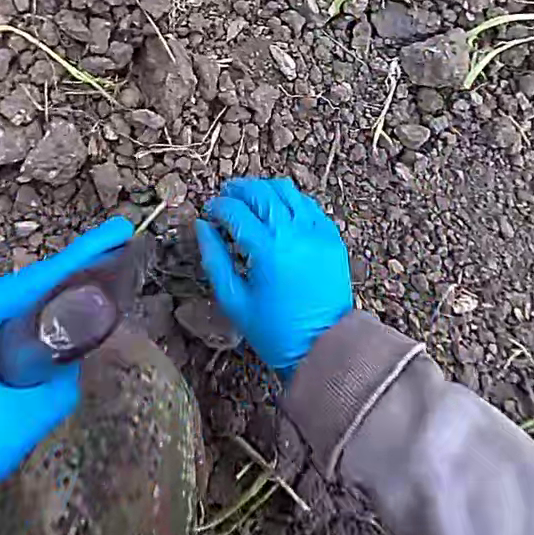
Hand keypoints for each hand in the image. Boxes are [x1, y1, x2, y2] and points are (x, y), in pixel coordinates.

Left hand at [0, 217, 133, 534]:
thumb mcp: (14, 425)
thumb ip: (61, 384)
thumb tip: (68, 365)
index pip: (46, 273)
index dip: (92, 250)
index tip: (125, 226)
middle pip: (29, 297)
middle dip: (64, 309)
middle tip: (99, 323)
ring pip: (7, 321)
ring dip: (33, 338)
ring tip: (44, 374)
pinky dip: (8, 349)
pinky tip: (12, 381)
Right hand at [195, 177, 353, 376]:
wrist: (324, 345)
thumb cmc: (277, 330)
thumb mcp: (235, 301)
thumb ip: (215, 260)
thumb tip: (202, 227)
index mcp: (267, 248)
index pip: (236, 210)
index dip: (218, 206)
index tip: (209, 210)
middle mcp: (293, 231)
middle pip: (261, 192)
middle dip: (239, 189)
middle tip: (226, 196)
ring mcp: (316, 231)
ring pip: (287, 191)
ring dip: (265, 189)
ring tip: (251, 199)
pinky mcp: (331, 236)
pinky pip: (308, 205)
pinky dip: (290, 200)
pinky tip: (279, 210)